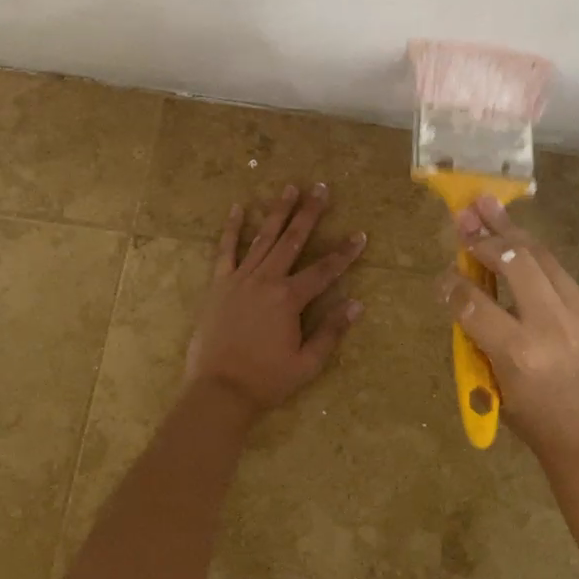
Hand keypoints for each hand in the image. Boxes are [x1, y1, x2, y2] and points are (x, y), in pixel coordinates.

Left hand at [184, 183, 367, 415]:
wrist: (218, 391)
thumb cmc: (266, 381)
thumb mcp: (306, 363)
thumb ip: (331, 331)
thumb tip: (356, 304)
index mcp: (289, 299)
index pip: (324, 270)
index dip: (344, 252)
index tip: (360, 234)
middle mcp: (266, 280)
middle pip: (293, 239)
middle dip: (309, 212)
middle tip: (321, 188)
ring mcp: (240, 278)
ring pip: (264, 237)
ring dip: (278, 212)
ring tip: (290, 188)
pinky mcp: (219, 284)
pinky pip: (225, 250)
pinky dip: (232, 228)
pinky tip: (238, 207)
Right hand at [436, 195, 578, 460]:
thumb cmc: (530, 416)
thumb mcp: (492, 379)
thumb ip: (477, 330)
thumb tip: (458, 285)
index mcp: (519, 353)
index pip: (475, 303)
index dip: (453, 285)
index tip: (442, 276)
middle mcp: (551, 326)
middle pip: (515, 263)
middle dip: (486, 239)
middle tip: (464, 217)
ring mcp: (578, 313)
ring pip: (541, 255)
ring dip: (511, 231)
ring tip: (487, 205)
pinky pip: (557, 269)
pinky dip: (532, 254)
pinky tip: (514, 240)